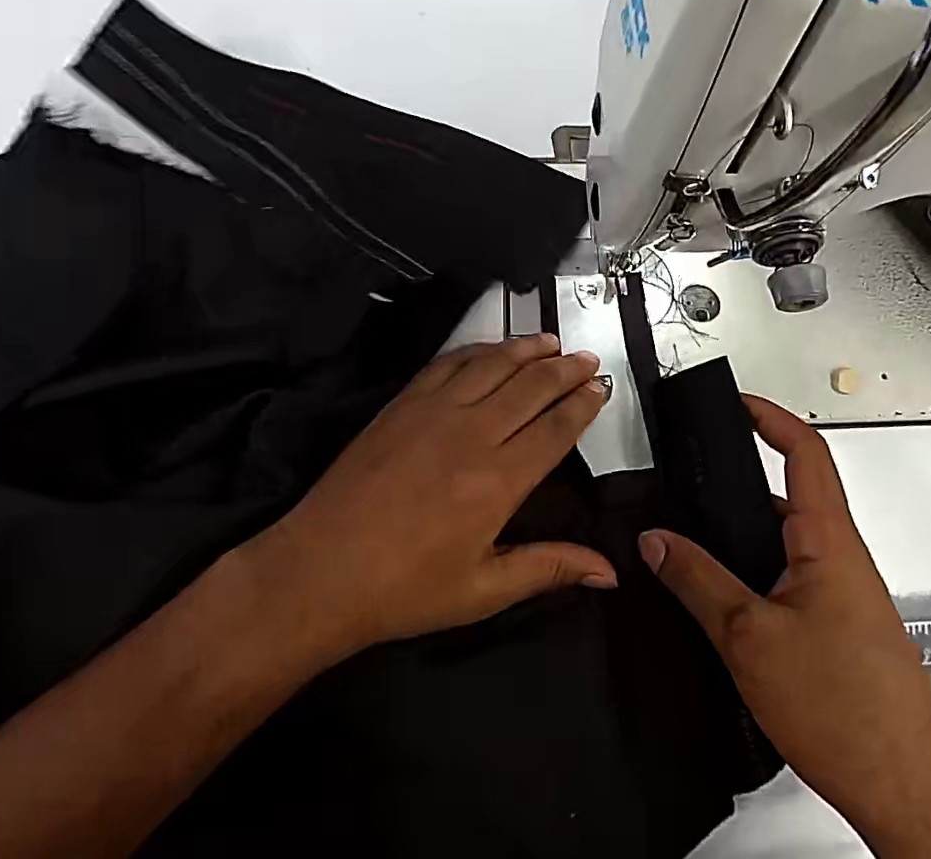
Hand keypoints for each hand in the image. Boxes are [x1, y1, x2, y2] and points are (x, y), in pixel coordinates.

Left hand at [238, 335, 614, 659]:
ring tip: (549, 341)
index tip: (601, 387)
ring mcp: (431, 412)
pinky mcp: (399, 405)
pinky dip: (474, 350)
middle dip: (564, 369)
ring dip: (524, 349)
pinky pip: (445, 364)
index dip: (583, 404)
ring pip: (490, 365)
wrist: (321, 568)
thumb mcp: (483, 590)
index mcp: (498, 481)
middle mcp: (470, 434)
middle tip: (586, 359)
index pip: (555, 428)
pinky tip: (487, 349)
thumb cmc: (404, 589)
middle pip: (529, 386)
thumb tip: (609, 573)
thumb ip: (549, 568)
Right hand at [638, 395, 930, 850]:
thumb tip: (655, 539)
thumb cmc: (842, 712)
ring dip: (735, 530)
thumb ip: (696, 579)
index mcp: (830, 544)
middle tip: (685, 475)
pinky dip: (745, 565)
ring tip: (683, 535)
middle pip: (787, 493)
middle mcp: (839, 559)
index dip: (771, 419)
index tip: (734, 401)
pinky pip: (783, 573)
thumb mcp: (748, 636)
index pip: (807, 455)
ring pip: (780, 538)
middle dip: (734, 478)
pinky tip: (712, 590)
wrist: (904, 793)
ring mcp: (838, 593)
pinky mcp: (832, 623)